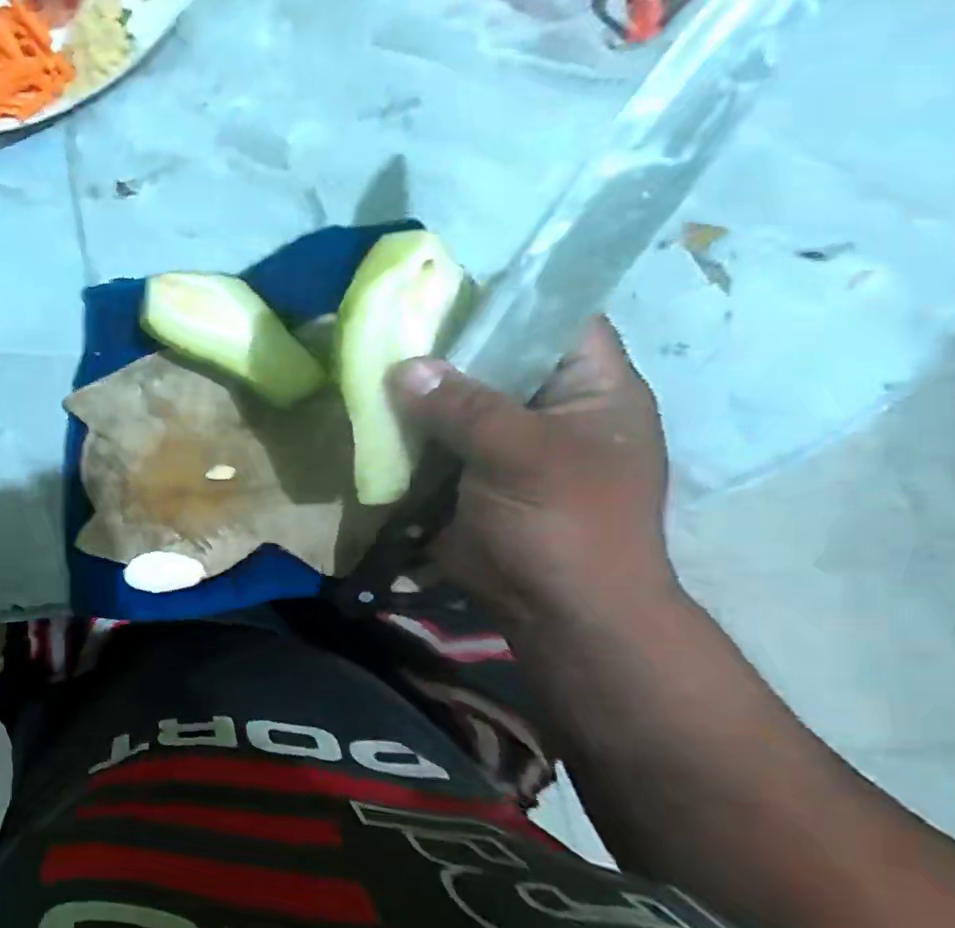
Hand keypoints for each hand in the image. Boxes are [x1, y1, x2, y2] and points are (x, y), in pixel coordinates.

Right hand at [392, 319, 673, 621]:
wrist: (558, 615)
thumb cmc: (566, 526)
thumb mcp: (525, 455)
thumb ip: (465, 407)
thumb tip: (403, 367)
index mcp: (590, 386)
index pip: (553, 315)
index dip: (505, 295)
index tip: (441, 285)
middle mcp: (545, 405)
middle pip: (492, 358)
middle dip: (441, 347)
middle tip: (385, 326)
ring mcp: (502, 444)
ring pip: (454, 404)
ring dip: (415, 394)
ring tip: (364, 366)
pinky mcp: (466, 479)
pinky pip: (431, 444)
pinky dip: (403, 434)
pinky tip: (367, 416)